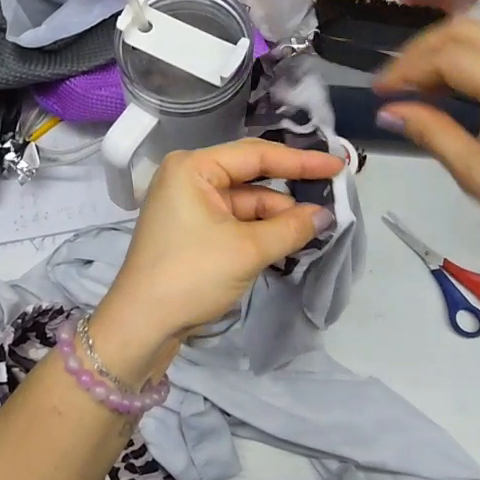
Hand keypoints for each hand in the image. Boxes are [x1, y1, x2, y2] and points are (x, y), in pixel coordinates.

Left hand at [93, 140, 343, 364]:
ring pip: (245, 201)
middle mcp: (188, 177)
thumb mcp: (247, 250)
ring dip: (277, 215)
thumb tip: (325, 215)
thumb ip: (290, 228)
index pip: (256, 154)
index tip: (338, 165)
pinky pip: (234, 220)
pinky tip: (290, 239)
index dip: (301, 161)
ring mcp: (188, 205)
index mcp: (193, 167)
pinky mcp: (191, 231)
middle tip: (334, 194)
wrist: (141, 325)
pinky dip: (261, 230)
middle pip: (250, 175)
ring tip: (318, 226)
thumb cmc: (190, 276)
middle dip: (290, 189)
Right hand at [373, 17, 479, 266]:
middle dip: (419, 52)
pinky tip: (454, 87)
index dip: (405, 70)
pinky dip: (470, 58)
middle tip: (393, 85)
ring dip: (444, 52)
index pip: (447, 57)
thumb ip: (433, 134)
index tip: (378, 94)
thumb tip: (388, 112)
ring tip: (417, 88)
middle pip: (464, 31)